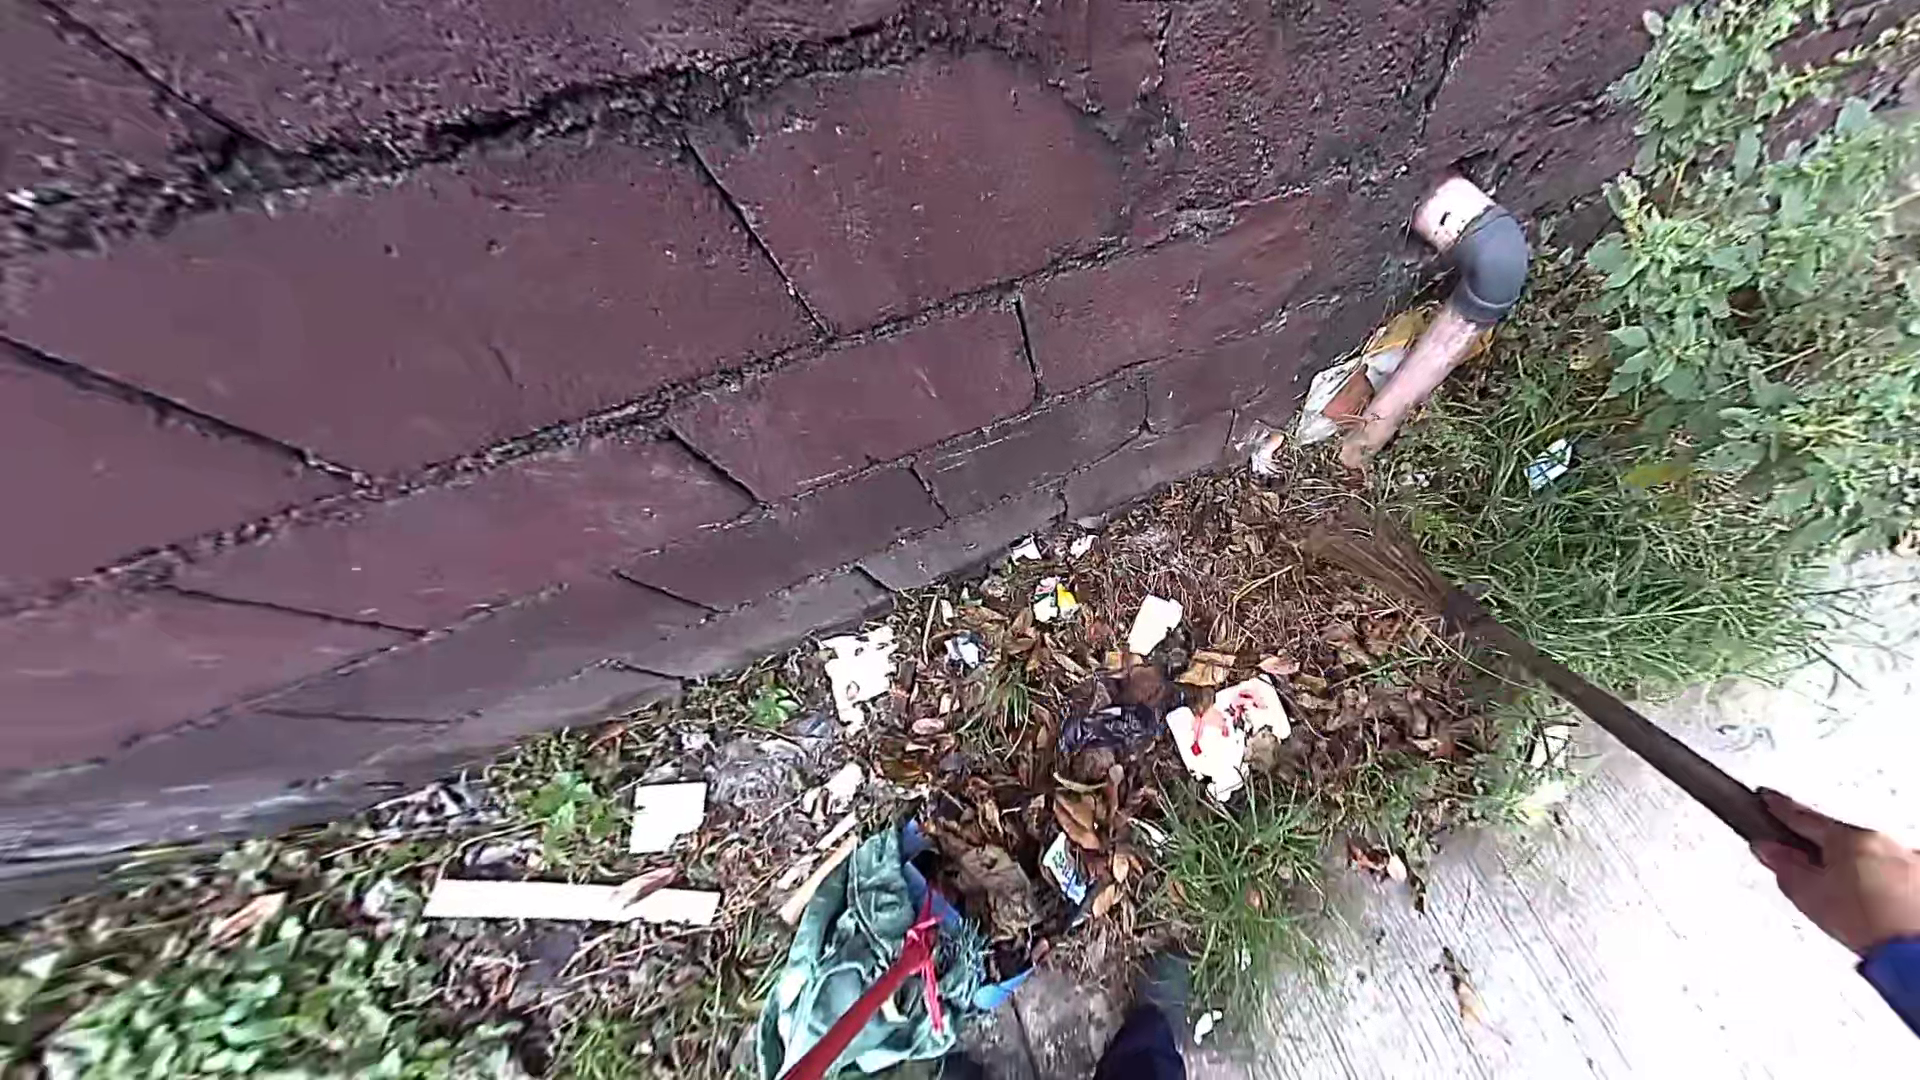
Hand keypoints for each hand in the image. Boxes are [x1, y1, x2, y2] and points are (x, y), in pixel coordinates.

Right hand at [1753, 789, 1919, 955]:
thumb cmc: (1873, 923)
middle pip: (1848, 841)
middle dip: (1829, 851)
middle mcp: (1895, 846)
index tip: (1768, 799)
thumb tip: (1771, 848)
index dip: (1779, 807)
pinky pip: (1906, 879)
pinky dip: (1893, 887)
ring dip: (1864, 871)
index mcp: (1854, 838)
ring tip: (1854, 897)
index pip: (1803, 816)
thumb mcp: (1803, 890)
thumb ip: (1781, 862)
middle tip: (1812, 866)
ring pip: (1881, 861)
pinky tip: (1885, 905)